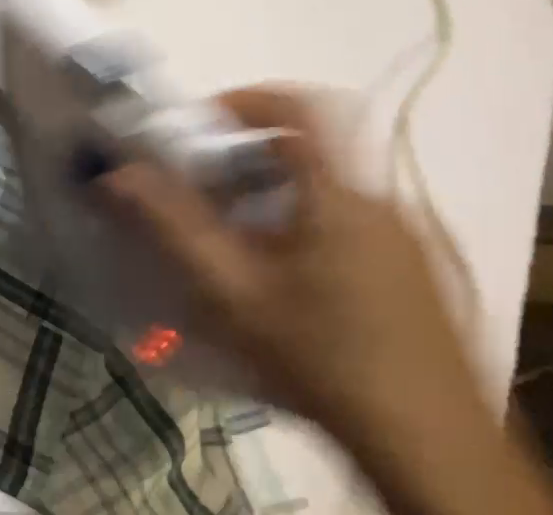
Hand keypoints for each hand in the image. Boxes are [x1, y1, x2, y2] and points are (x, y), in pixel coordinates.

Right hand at [98, 88, 481, 448]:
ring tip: (237, 250)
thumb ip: (170, 224)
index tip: (202, 127)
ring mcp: (411, 243)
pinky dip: (309, 229)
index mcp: (341, 196)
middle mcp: (384, 205)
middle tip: (203, 201)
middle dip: (247, 164)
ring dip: (275, 200)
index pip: (302, 107)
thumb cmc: (322, 360)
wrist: (435, 452)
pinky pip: (355, 225)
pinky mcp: (424, 277)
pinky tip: (289, 288)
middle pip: (310, 153)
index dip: (247, 100)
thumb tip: (117, 171)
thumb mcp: (230, 293)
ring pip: (330, 192)